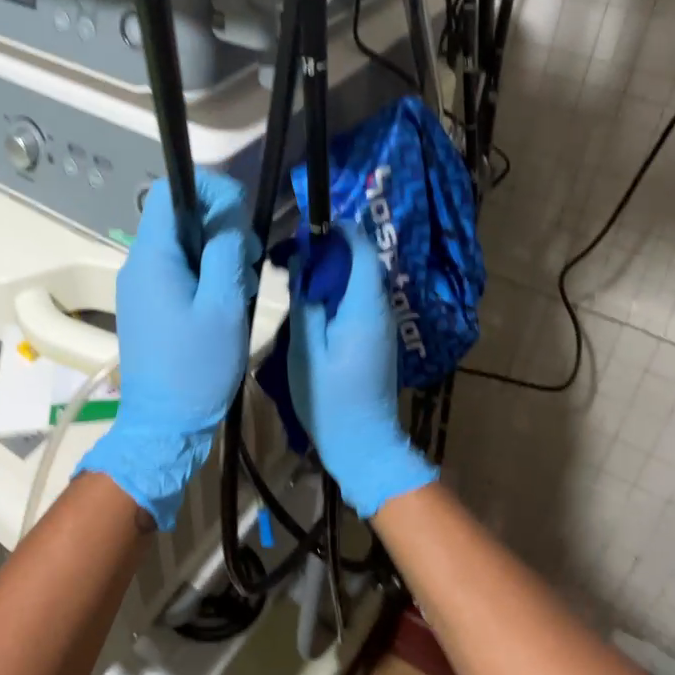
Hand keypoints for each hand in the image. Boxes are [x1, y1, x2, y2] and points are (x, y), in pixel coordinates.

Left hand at [77, 172, 260, 529]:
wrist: (163, 425)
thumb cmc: (196, 367)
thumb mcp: (224, 306)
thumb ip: (227, 252)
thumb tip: (229, 221)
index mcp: (152, 257)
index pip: (170, 191)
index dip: (208, 188)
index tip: (241, 210)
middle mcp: (139, 264)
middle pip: (180, 217)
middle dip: (221, 226)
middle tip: (250, 258)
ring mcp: (141, 286)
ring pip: (183, 245)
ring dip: (217, 253)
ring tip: (242, 286)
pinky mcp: (148, 306)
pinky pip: (178, 270)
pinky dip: (206, 274)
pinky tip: (226, 302)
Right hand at [289, 224, 437, 517]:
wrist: (364, 446)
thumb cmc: (330, 401)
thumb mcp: (306, 352)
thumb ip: (306, 304)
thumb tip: (305, 265)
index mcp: (366, 309)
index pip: (362, 251)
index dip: (338, 231)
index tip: (307, 228)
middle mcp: (381, 311)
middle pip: (361, 264)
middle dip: (330, 251)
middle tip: (292, 254)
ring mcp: (382, 326)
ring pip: (359, 283)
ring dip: (332, 273)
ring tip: (296, 275)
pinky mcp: (376, 339)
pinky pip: (358, 302)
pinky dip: (337, 293)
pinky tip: (311, 303)